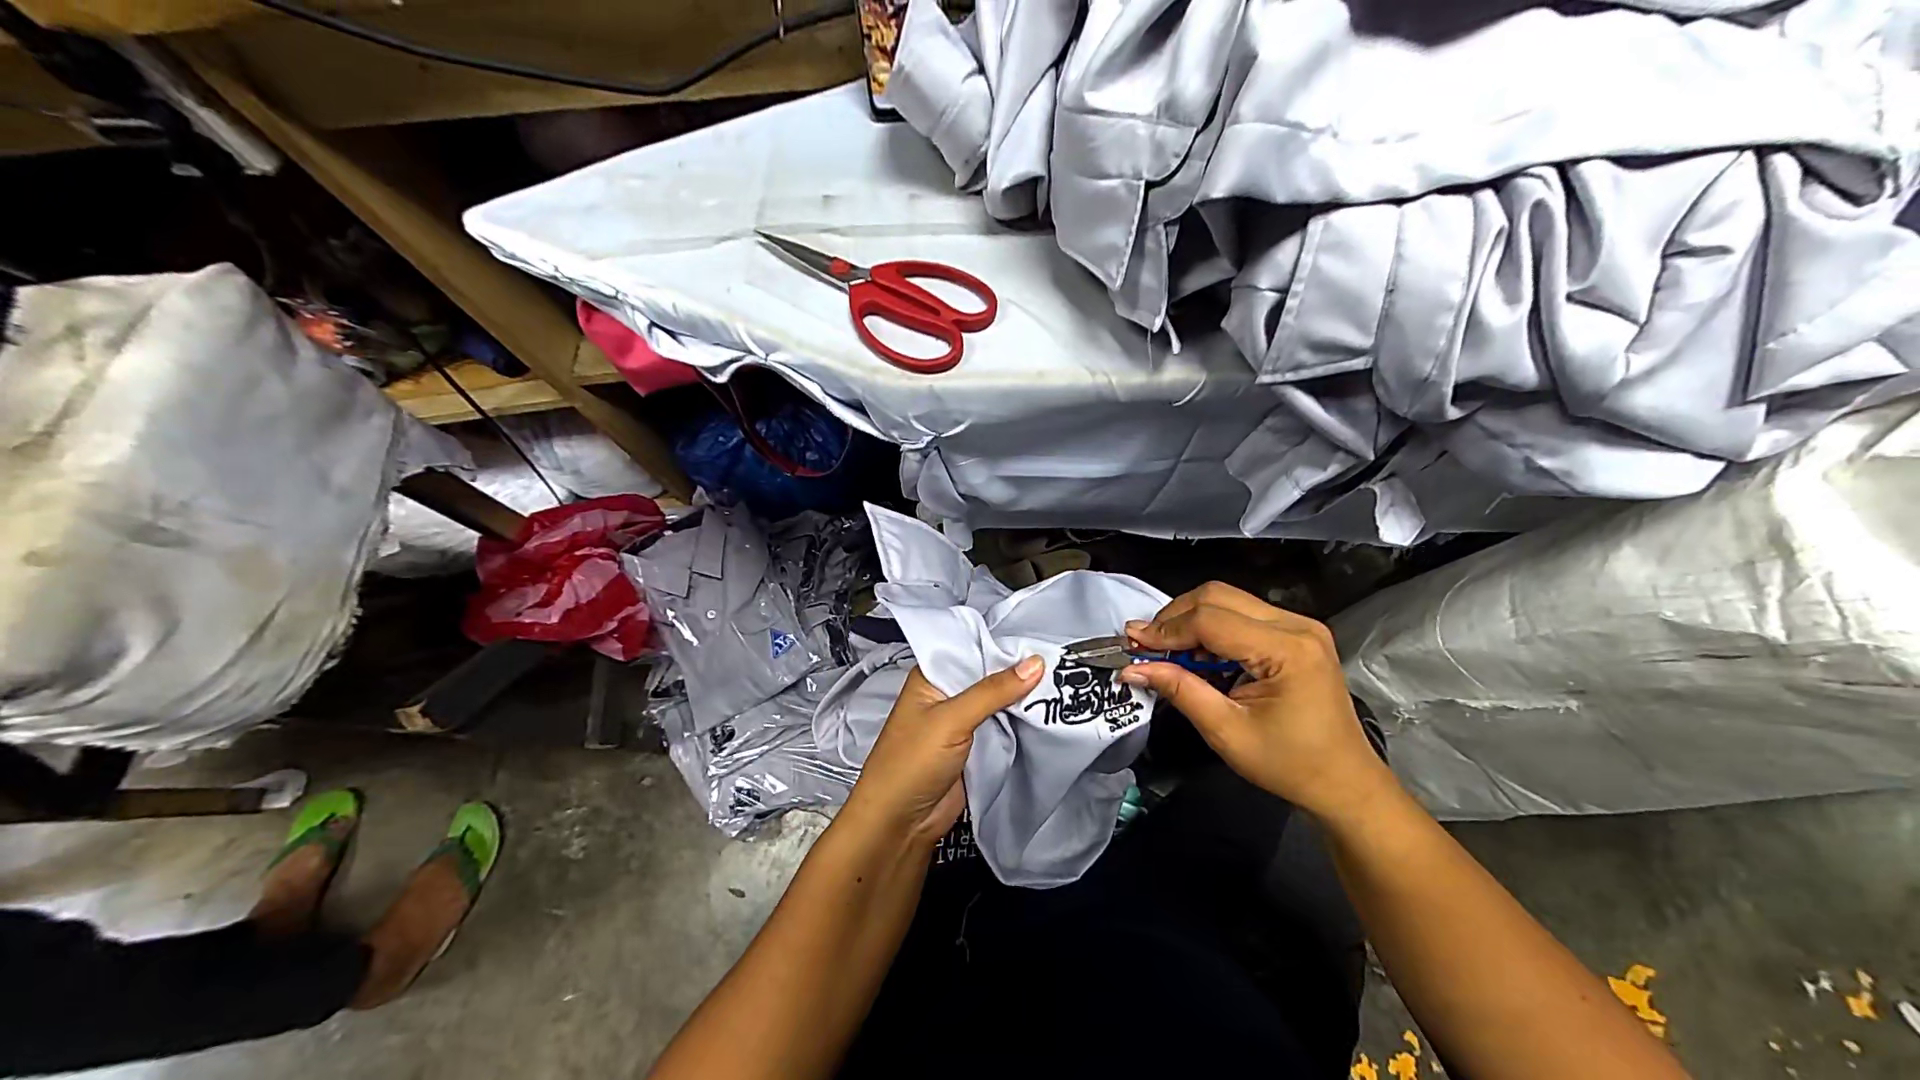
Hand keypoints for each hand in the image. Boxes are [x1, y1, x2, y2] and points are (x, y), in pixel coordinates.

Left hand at [840, 657, 1043, 844]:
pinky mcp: (976, 746)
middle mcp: (946, 694)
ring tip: (1061, 686)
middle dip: (1019, 673)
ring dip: (1023, 699)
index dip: (1003, 645)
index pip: (972, 647)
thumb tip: (1034, 663)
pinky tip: (1046, 713)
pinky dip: (1021, 722)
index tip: (1040, 643)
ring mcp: (962, 721)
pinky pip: (1003, 726)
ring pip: (999, 702)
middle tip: (1060, 665)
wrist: (901, 824)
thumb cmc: (909, 765)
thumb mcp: (951, 720)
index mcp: (931, 676)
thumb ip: (993, 691)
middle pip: (989, 675)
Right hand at [1116, 582, 1393, 819]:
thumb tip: (1134, 668)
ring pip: (1227, 600)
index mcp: (1288, 650)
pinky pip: (1241, 614)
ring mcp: (1299, 626)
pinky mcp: (1296, 633)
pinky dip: (1211, 628)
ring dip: (1190, 620)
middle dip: (1174, 618)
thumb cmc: (1289, 764)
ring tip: (1167, 652)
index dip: (1166, 630)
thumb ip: (1180, 690)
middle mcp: (1297, 626)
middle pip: (1217, 597)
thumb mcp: (1226, 731)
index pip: (1210, 620)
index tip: (1132, 644)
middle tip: (1145, 645)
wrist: (1343, 782)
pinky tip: (1197, 655)